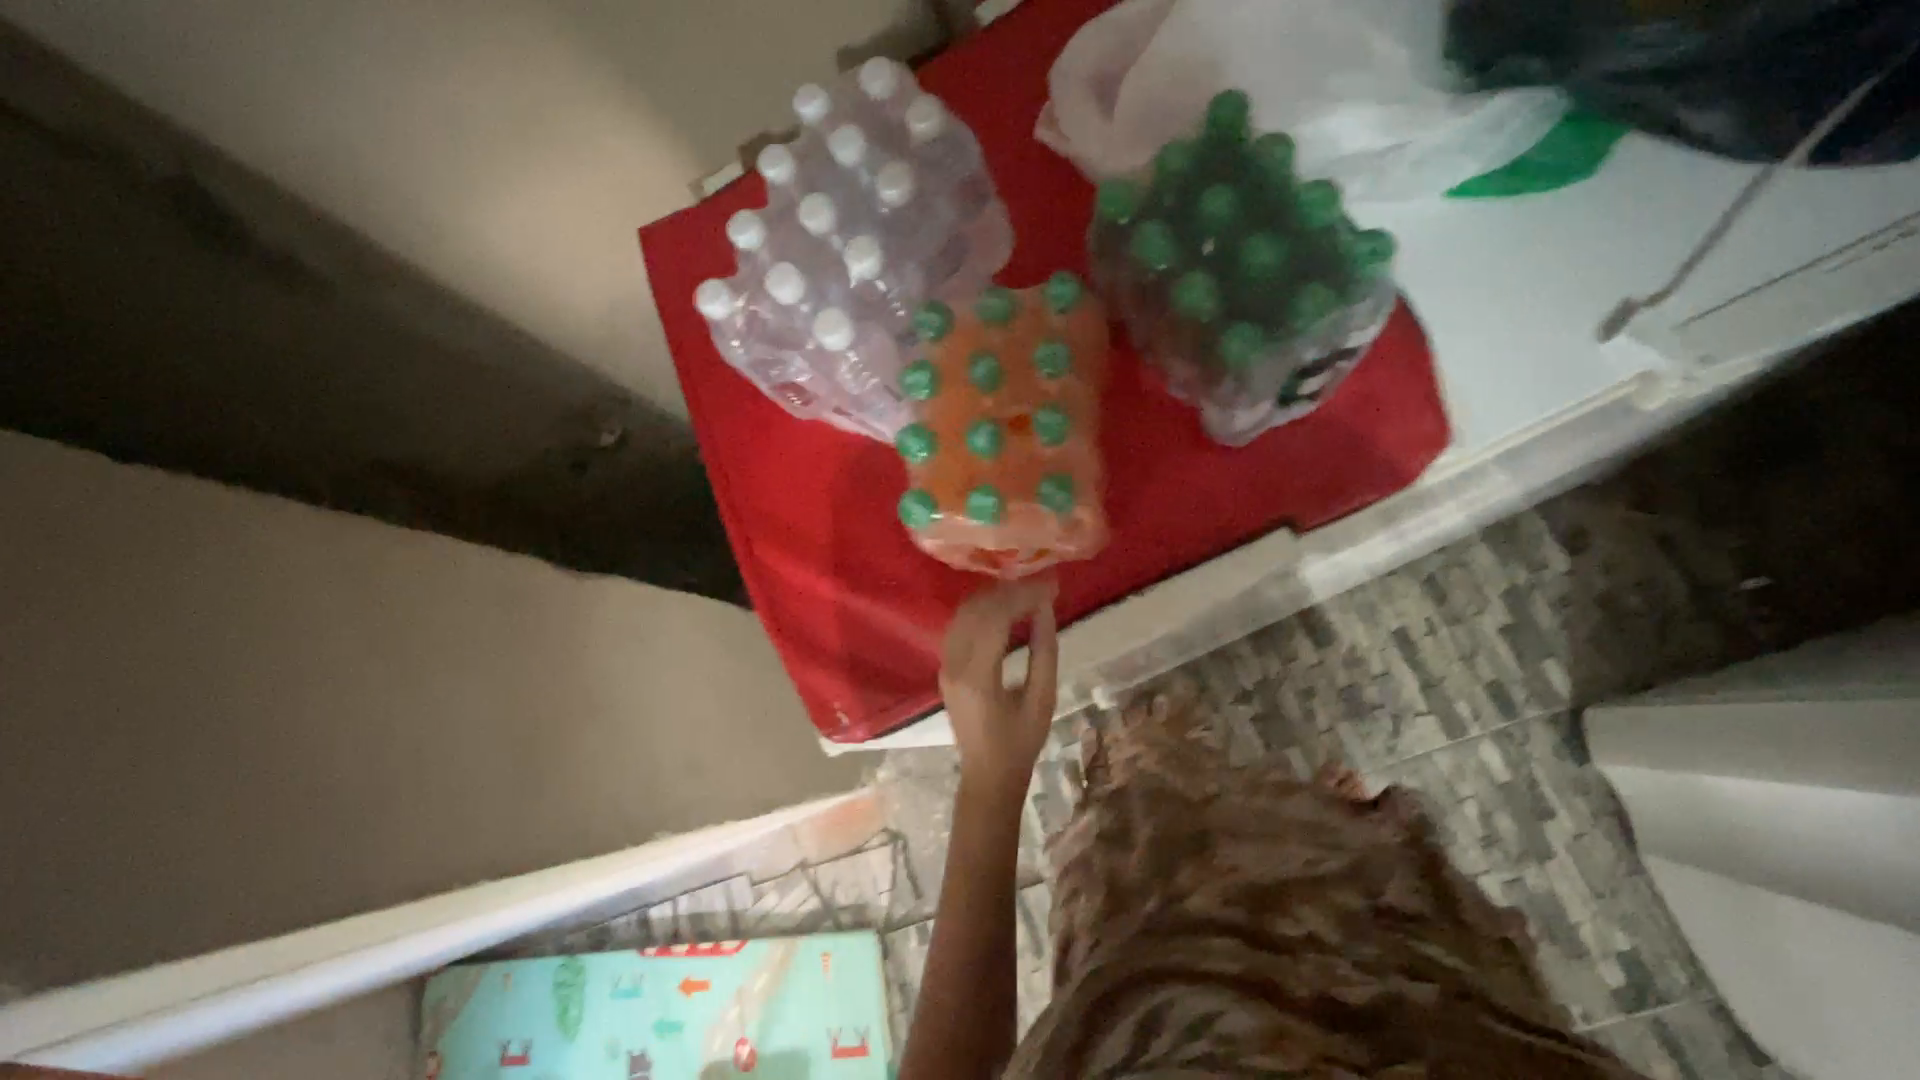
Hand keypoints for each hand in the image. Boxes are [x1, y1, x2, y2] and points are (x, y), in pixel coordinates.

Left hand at [939, 579, 1059, 793]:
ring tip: (1026, 593)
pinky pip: (959, 626)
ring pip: (964, 613)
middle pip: (976, 609)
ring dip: (993, 597)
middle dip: (1009, 591)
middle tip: (1041, 586)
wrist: (988, 774)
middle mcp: (954, 665)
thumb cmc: (1020, 742)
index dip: (1023, 595)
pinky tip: (1005, 610)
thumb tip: (1045, 609)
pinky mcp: (945, 668)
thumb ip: (1044, 652)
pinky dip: (981, 610)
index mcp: (978, 676)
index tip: (1051, 585)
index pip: (996, 618)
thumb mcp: (1043, 699)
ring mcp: (945, 666)